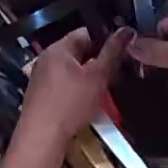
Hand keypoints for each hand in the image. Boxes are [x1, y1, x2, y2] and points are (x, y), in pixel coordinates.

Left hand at [16, 27, 132, 144]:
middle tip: (115, 73)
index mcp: (59, 48)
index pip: (86, 32)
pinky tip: (85, 101)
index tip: (121, 52)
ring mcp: (41, 76)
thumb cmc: (70, 103)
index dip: (106, 40)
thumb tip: (127, 30)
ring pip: (72, 69)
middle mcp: (47, 57)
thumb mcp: (97, 76)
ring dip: (88, 76)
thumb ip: (112, 52)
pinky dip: (76, 88)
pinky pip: (63, 83)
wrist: (42, 136)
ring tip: (102, 89)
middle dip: (98, 61)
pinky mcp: (41, 93)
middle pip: (78, 51)